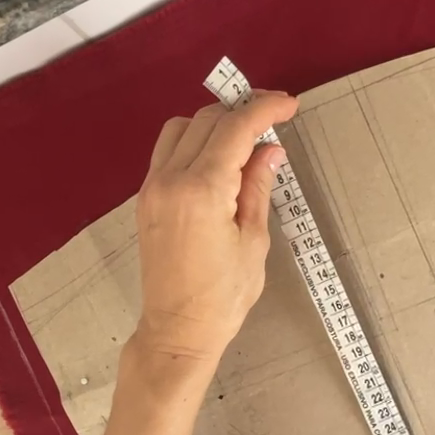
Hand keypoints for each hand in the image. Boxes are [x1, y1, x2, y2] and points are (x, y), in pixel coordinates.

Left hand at [132, 91, 298, 367]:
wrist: (178, 331)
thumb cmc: (223, 297)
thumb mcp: (253, 241)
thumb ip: (257, 187)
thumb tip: (269, 150)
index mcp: (202, 191)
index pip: (236, 129)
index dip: (265, 108)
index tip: (289, 104)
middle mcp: (171, 180)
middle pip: (207, 120)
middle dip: (243, 114)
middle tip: (273, 124)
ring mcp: (153, 188)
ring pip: (181, 128)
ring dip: (214, 124)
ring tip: (244, 141)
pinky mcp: (146, 199)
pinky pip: (167, 151)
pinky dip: (193, 142)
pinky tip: (216, 160)